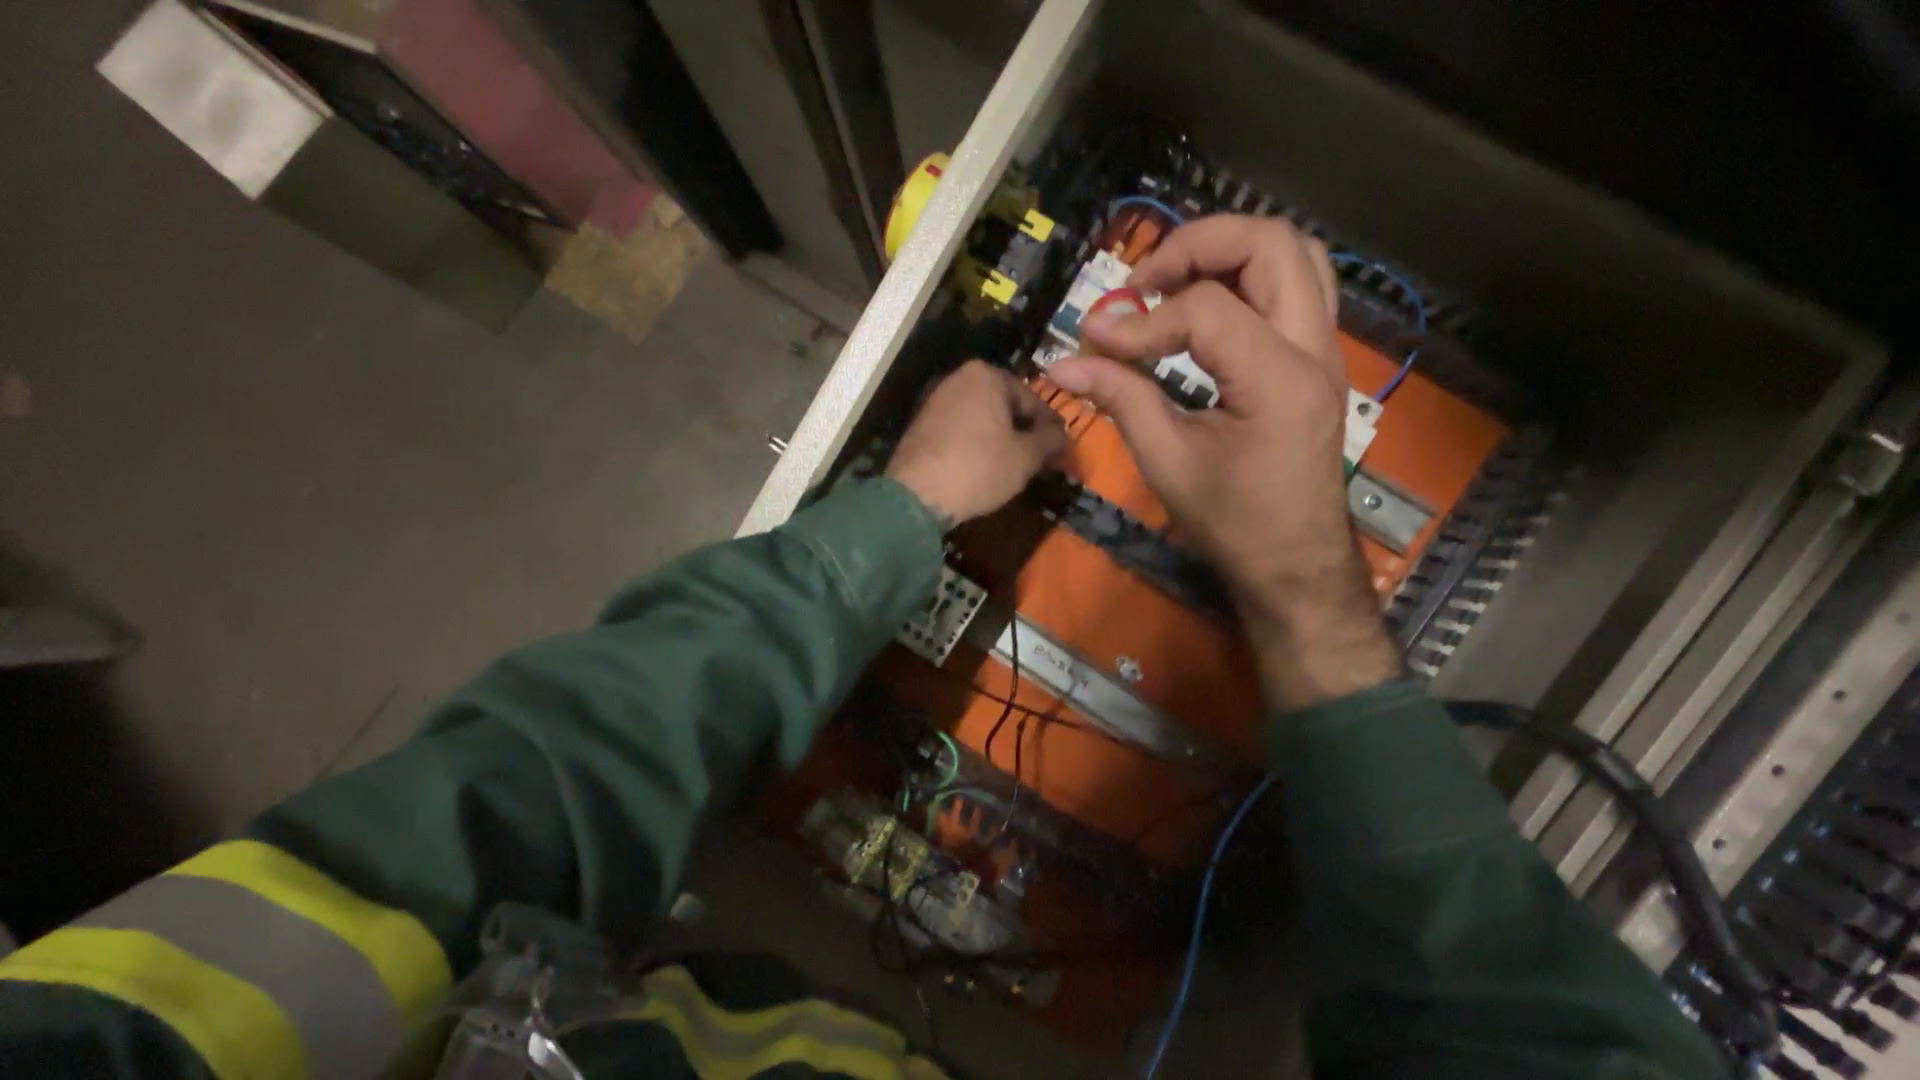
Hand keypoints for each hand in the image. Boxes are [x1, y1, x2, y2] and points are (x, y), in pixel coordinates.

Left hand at [887, 360, 1067, 526]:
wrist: (917, 495)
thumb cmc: (979, 468)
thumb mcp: (1026, 457)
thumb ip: (1049, 440)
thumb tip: (1063, 434)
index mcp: (986, 375)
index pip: (1032, 398)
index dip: (1050, 425)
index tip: (1061, 447)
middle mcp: (958, 378)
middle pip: (1004, 405)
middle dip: (1023, 430)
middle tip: (1039, 457)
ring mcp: (934, 400)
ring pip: (981, 417)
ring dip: (1000, 437)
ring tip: (1014, 465)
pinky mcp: (920, 424)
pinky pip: (959, 429)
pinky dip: (975, 443)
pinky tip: (984, 467)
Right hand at [1048, 216, 1399, 708]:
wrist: (1295, 563)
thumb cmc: (1232, 522)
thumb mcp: (1167, 462)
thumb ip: (1120, 398)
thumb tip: (1063, 359)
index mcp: (1277, 379)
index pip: (1205, 309)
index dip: (1142, 319)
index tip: (1096, 340)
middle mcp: (1312, 348)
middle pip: (1268, 243)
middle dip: (1196, 246)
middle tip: (1143, 283)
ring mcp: (1323, 350)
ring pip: (1293, 253)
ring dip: (1229, 252)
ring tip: (1173, 284)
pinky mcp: (1317, 359)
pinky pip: (1297, 285)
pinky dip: (1250, 276)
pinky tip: (1205, 306)